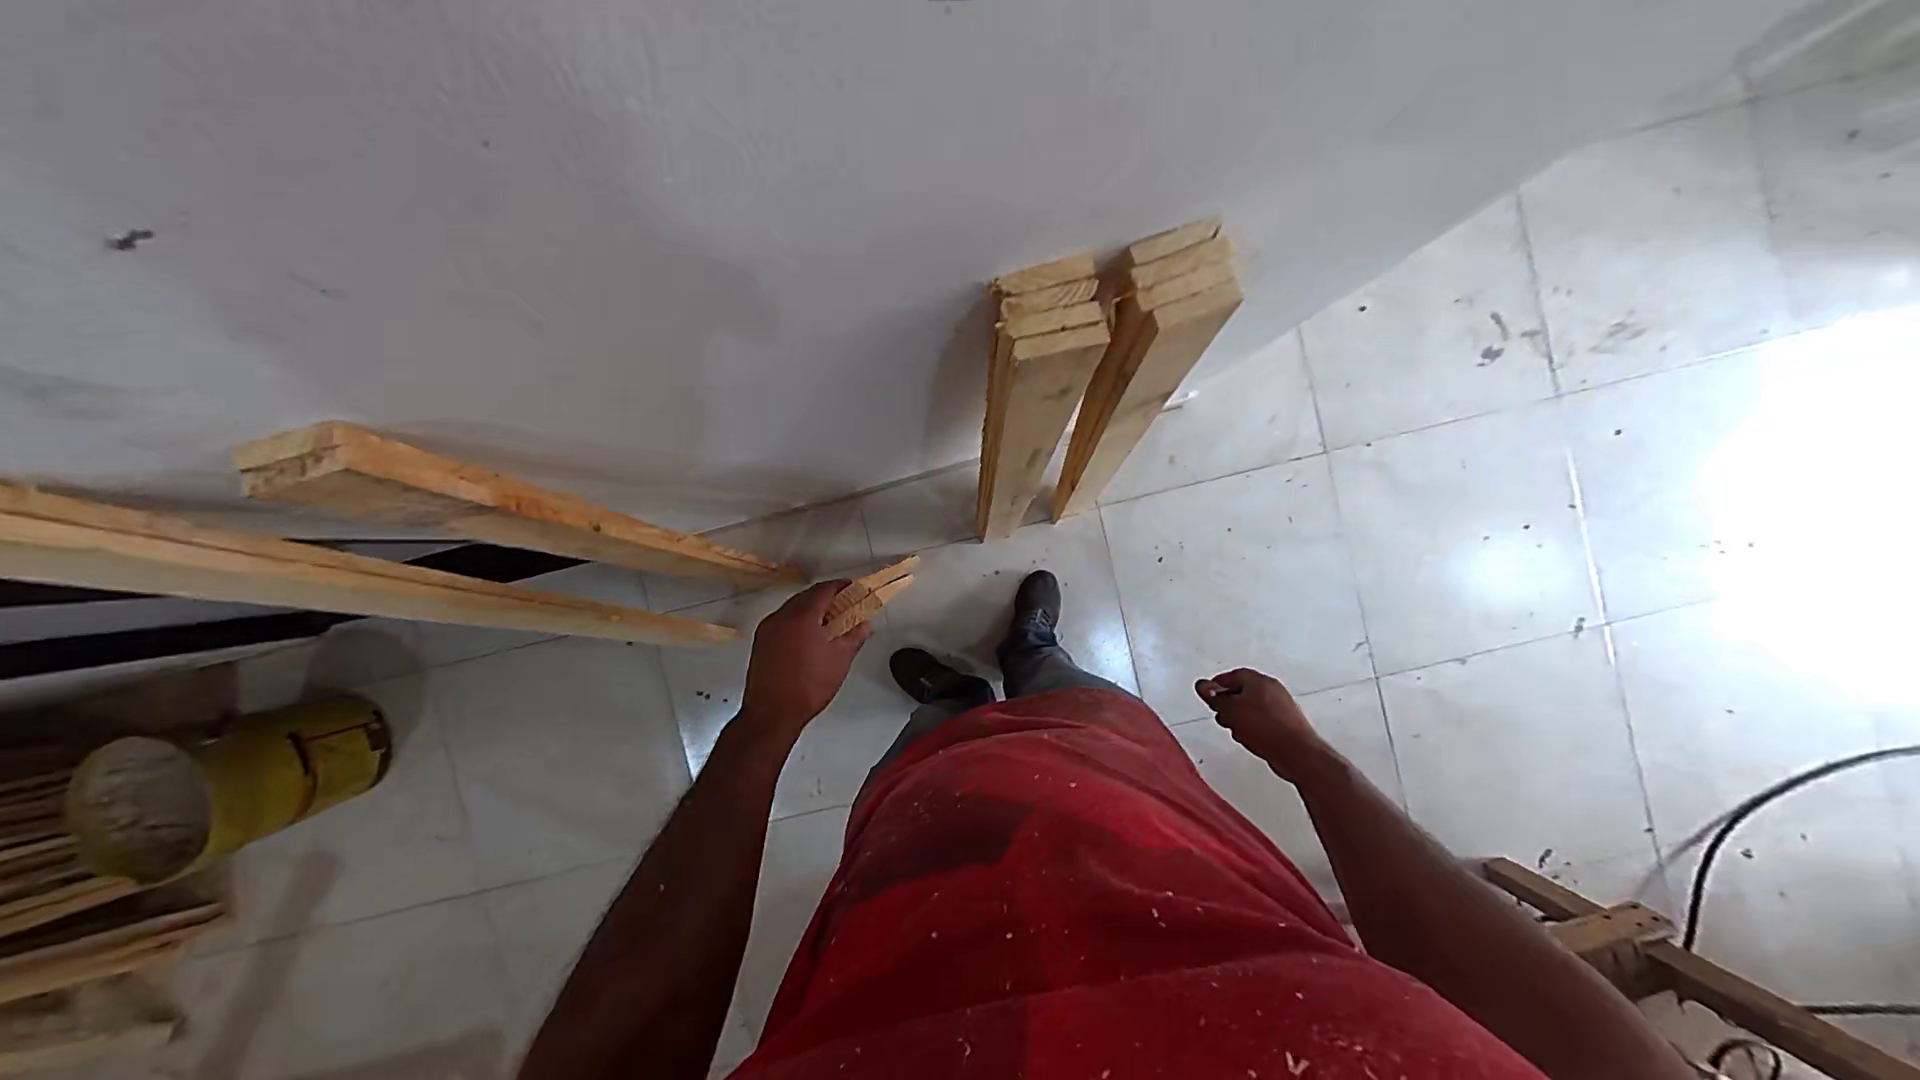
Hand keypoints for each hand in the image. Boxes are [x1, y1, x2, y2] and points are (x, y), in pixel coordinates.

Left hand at [739, 581, 872, 741]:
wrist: (772, 714)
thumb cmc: (808, 686)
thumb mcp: (839, 660)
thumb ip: (854, 636)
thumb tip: (865, 625)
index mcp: (802, 616)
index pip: (824, 590)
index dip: (841, 586)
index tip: (853, 588)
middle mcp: (781, 617)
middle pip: (806, 596)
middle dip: (826, 597)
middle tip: (845, 606)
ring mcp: (767, 629)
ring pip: (792, 609)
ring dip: (811, 610)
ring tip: (829, 623)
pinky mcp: (760, 642)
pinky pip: (782, 622)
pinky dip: (798, 622)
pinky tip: (809, 637)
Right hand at [1195, 668, 1335, 782]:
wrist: (1296, 753)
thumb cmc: (1266, 728)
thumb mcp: (1230, 710)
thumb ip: (1213, 697)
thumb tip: (1201, 685)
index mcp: (1259, 680)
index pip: (1231, 676)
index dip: (1217, 685)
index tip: (1208, 694)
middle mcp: (1272, 689)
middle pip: (1242, 691)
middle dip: (1228, 704)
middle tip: (1221, 714)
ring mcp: (1282, 706)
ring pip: (1252, 707)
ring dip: (1240, 717)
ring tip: (1236, 729)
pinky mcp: (1287, 723)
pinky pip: (1263, 720)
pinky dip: (1254, 727)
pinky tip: (1250, 738)